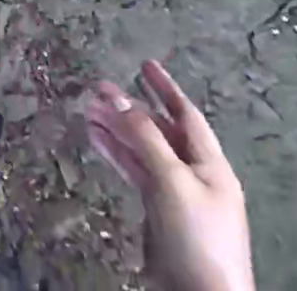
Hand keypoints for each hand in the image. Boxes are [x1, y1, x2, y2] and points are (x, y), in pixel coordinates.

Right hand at [86, 61, 254, 290]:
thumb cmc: (197, 234)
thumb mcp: (172, 179)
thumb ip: (145, 137)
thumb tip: (117, 98)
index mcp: (209, 164)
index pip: (186, 115)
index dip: (166, 88)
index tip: (145, 63)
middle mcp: (193, 173)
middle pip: (159, 130)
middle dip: (129, 107)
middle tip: (97, 87)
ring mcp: (175, 193)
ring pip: (142, 150)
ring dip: (116, 129)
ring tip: (87, 110)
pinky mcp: (158, 211)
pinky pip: (135, 170)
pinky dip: (116, 152)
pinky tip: (95, 138)